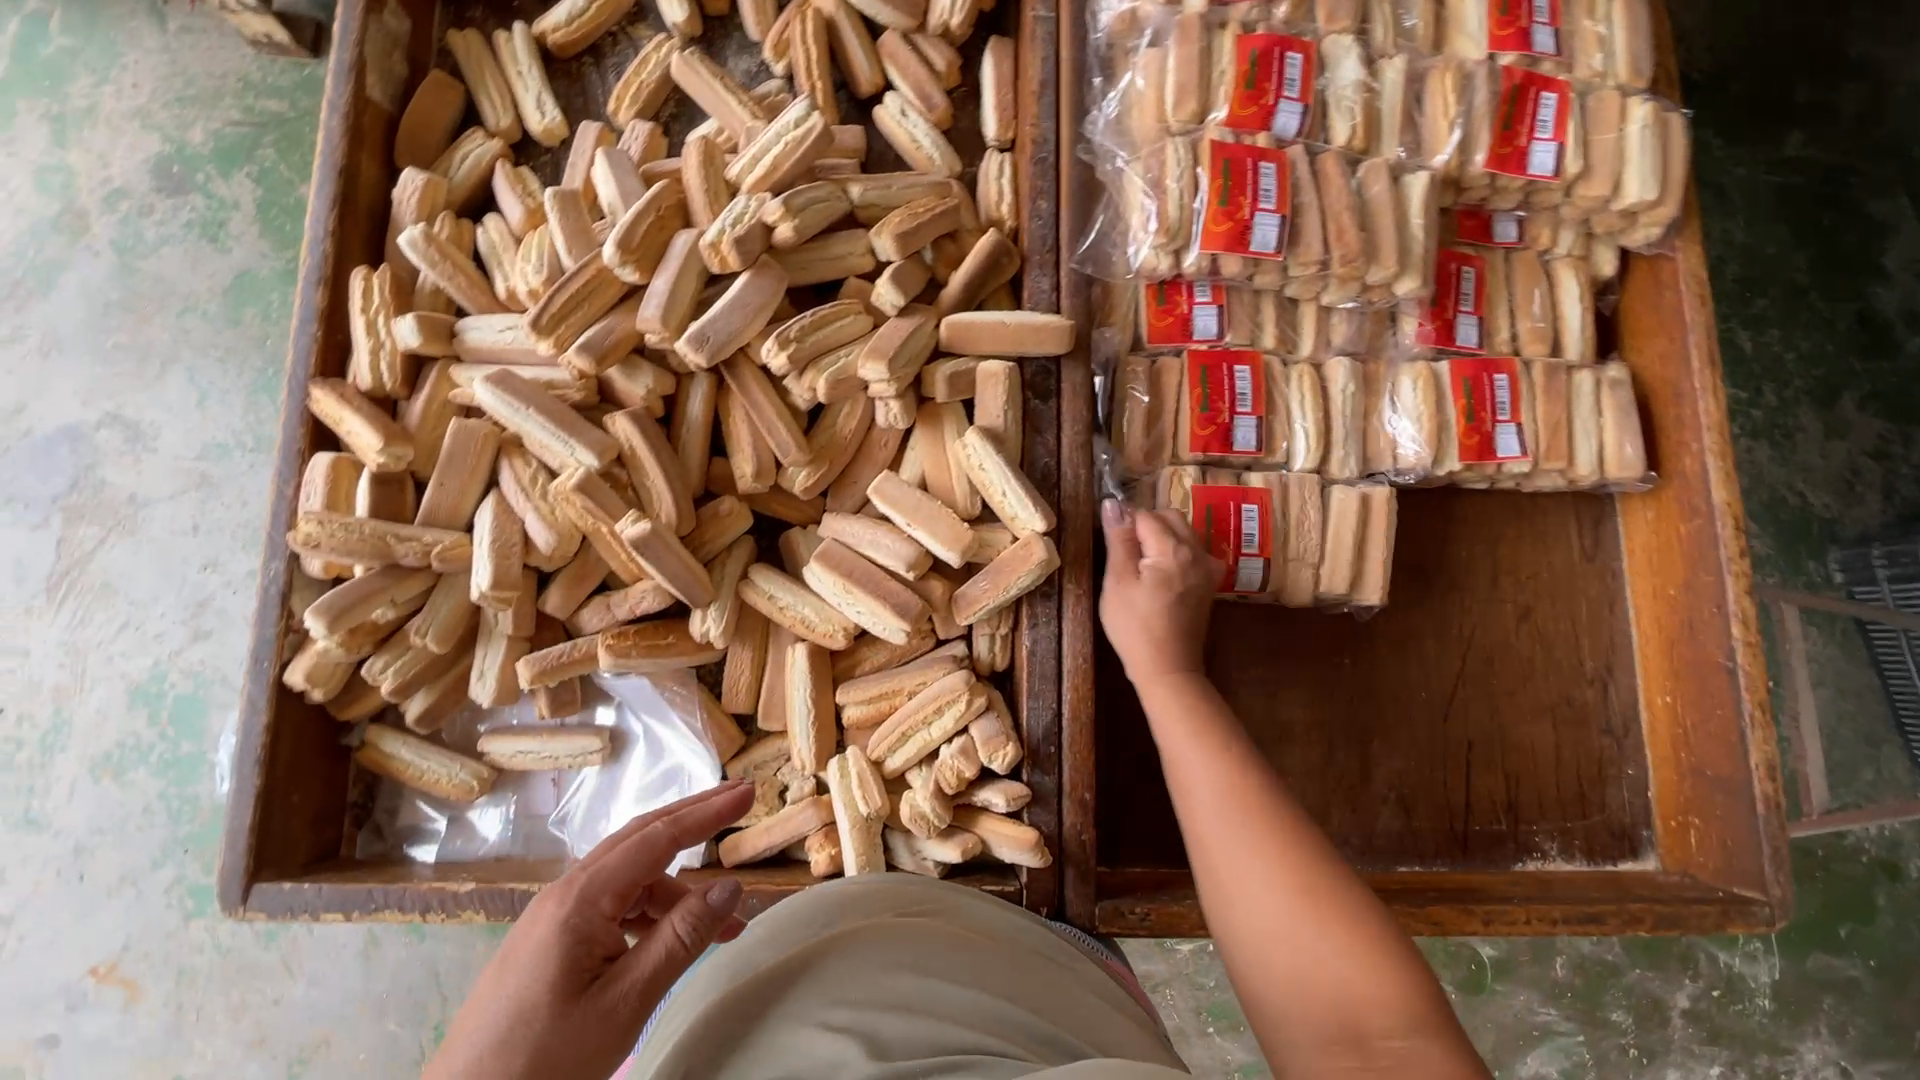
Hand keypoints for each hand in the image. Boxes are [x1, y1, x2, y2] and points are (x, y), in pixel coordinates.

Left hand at [424, 780, 756, 1079]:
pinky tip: (670, 939)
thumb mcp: (626, 1002)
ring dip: (678, 889)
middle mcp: (565, 893)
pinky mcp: (548, 942)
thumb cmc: (546, 1060)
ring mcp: (553, 917)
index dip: (708, 812)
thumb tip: (730, 886)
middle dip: (693, 819)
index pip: (658, 837)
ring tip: (725, 924)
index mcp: (582, 898)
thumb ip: (680, 939)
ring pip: (628, 879)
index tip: (749, 792)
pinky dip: (650, 912)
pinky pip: (610, 906)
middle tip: (740, 801)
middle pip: (640, 840)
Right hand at [1099, 498, 1218, 684]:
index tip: (1112, 547)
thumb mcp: (1117, 582)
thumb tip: (1112, 502)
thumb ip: (1119, 539)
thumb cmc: (1135, 627)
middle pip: (1169, 517)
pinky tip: (1162, 573)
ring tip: (1141, 566)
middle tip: (1124, 555)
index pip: (1145, 515)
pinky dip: (1176, 552)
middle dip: (1146, 526)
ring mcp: (1207, 568)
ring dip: (1161, 538)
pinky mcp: (1209, 583)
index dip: (1124, 525)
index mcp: (1173, 548)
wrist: (1168, 668)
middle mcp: (1197, 551)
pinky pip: (1193, 551)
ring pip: (1183, 532)